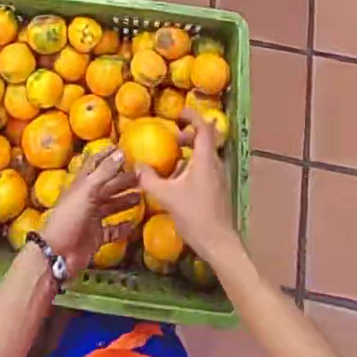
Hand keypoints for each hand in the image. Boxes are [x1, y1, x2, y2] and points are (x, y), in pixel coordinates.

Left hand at [37, 147, 140, 271]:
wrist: (57, 254)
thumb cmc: (69, 218)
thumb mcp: (87, 191)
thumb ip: (104, 172)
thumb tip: (121, 153)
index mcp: (82, 185)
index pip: (95, 163)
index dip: (106, 154)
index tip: (122, 148)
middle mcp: (87, 199)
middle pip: (107, 185)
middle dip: (123, 179)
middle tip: (141, 174)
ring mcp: (91, 218)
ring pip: (112, 205)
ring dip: (125, 200)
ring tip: (142, 195)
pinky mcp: (96, 236)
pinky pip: (113, 230)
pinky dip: (123, 226)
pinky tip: (133, 223)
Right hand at [133, 113, 235, 260]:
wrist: (218, 242)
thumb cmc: (195, 215)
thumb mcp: (167, 196)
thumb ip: (149, 179)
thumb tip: (137, 165)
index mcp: (205, 159)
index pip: (203, 127)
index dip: (192, 115)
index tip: (179, 113)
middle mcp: (215, 163)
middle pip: (205, 139)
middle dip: (189, 134)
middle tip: (172, 137)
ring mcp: (218, 176)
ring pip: (205, 155)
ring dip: (190, 151)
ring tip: (172, 159)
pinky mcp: (218, 188)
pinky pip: (205, 168)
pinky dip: (193, 165)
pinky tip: (178, 181)